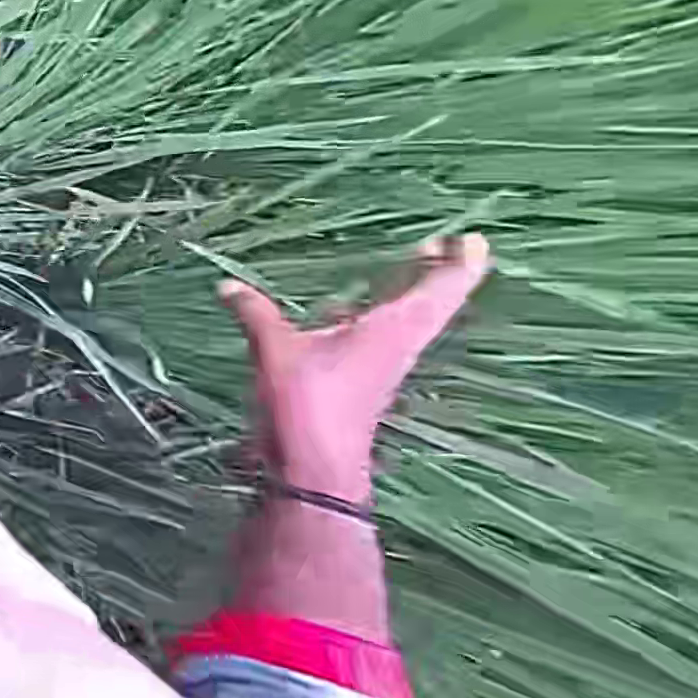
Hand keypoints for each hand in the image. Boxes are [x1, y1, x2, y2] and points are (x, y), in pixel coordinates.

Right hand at [219, 234, 491, 501]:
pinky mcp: (363, 378)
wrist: (314, 458)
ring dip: (413, 294)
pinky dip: (379, 316)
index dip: (458, 264)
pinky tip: (350, 312)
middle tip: (441, 245)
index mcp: (391, 332)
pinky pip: (382, 336)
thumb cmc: (308, 399)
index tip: (470, 238)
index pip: (438, 291)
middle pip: (433, 303)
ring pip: (411, 320)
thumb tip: (227, 285)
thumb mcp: (275, 349)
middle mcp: (397, 345)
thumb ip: (255, 313)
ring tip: (407, 269)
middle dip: (440, 273)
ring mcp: (382, 364)